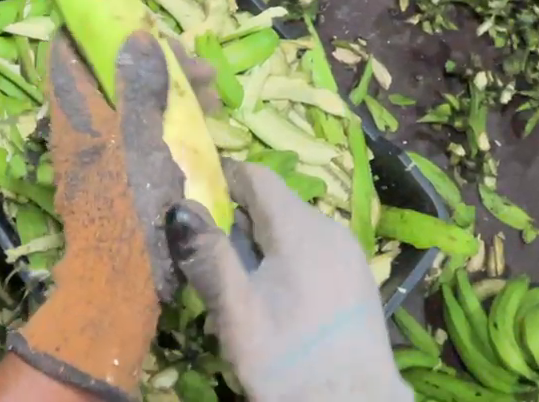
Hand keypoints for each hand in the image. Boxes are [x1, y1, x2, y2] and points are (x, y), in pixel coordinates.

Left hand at [7, 30, 183, 399]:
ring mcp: (99, 144)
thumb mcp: (141, 133)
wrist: (123, 277)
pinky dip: (168, 114)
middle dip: (155, 57)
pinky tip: (204, 120)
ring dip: (171, 86)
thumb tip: (137, 33)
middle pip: (110, 68)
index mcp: (74, 106)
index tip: (137, 19)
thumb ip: (140, 81)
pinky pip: (140, 123)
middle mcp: (80, 120)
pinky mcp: (118, 166)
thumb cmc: (130, 199)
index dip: (95, 24)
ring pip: (131, 96)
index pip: (66, 46)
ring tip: (213, 95)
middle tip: (199, 67)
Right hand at [167, 162, 411, 401]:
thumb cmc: (288, 361)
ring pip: (295, 228)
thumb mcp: (237, 313)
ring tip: (244, 285)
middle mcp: (329, 227)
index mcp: (300, 227)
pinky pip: (315, 251)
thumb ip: (209, 255)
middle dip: (241, 220)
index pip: (257, 176)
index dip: (225, 179)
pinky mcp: (358, 278)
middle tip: (215, 255)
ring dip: (264, 244)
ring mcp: (349, 252)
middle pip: (276, 203)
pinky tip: (279, 300)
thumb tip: (181, 207)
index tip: (199, 197)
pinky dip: (290, 260)